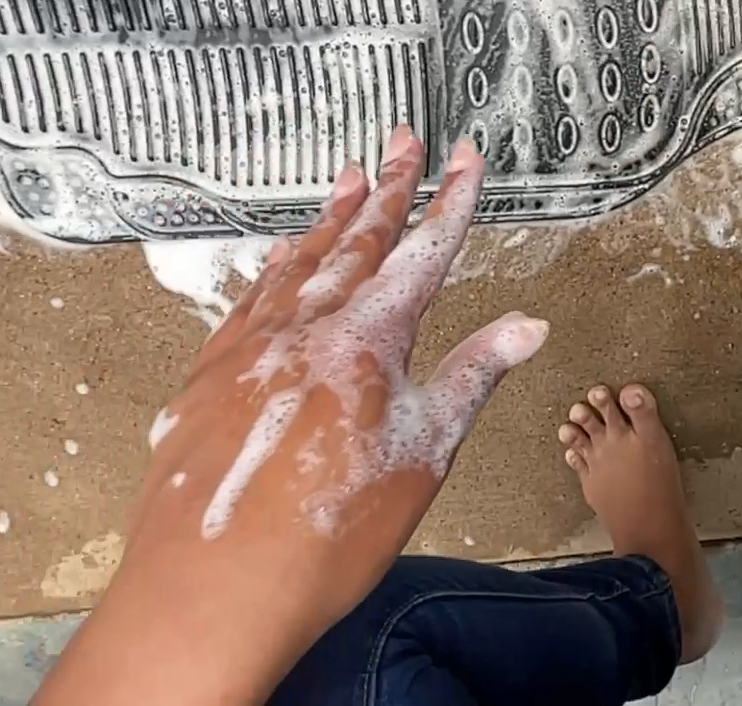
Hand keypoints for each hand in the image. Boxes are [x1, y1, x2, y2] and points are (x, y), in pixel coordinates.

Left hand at [37, 127, 548, 704]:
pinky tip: (279, 257)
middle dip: (390, 187)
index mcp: (365, 342)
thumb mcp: (426, 450)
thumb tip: (532, 325)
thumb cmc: (332, 529)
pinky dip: (275, 268)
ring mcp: (248, 349)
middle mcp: (303, 329)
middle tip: (403, 138)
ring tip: (351, 175)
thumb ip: (476, 373)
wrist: (209, 602)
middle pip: (358, 242)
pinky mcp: (209, 378)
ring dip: (331, 217)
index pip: (422, 254)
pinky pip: (249, 301)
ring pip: (300, 263)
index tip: (467, 157)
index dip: (451, 201)